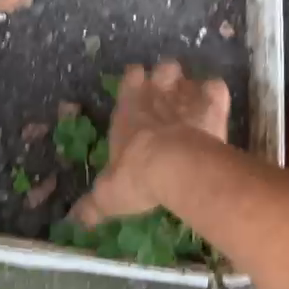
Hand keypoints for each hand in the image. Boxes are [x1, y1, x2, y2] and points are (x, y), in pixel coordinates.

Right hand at [71, 60, 229, 226]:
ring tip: (192, 101)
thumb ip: (92, 205)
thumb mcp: (107, 195)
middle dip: (165, 78)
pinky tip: (215, 108)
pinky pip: (216, 89)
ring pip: (186, 75)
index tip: (138, 90)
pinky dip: (216, 96)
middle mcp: (155, 96)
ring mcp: (184, 99)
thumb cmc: (135, 176)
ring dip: (189, 85)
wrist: (175, 168)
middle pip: (162, 68)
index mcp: (128, 109)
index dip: (135, 79)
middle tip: (168, 97)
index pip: (130, 76)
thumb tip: (72, 220)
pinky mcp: (211, 108)